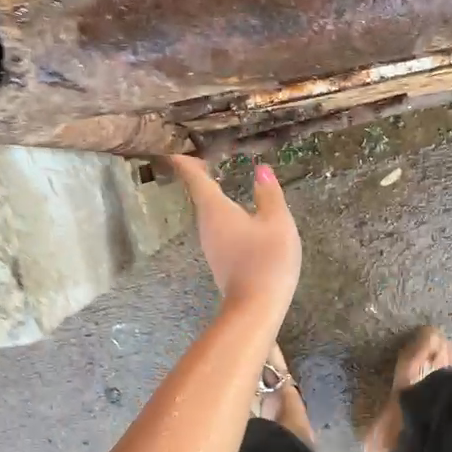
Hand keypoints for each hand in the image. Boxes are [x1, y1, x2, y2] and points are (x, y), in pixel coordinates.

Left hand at [166, 156, 300, 314]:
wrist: (255, 308)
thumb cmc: (266, 260)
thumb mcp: (277, 222)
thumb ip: (269, 194)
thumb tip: (261, 169)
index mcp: (215, 209)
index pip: (194, 177)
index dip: (184, 158)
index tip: (175, 143)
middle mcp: (206, 224)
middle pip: (198, 192)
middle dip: (198, 172)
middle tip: (204, 152)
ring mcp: (211, 243)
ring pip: (207, 210)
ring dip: (210, 191)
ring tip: (218, 173)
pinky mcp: (220, 257)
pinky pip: (216, 224)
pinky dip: (220, 208)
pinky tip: (232, 207)